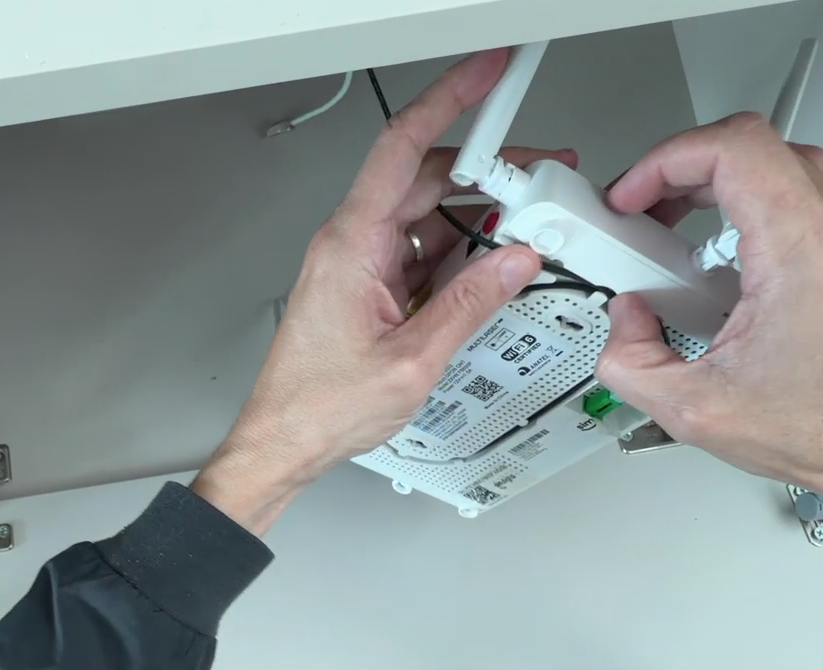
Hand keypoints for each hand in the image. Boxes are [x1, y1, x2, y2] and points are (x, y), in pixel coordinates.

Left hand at [192, 50, 572, 535]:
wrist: (285, 442)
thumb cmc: (319, 407)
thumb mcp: (411, 360)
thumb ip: (468, 305)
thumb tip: (514, 263)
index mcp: (352, 246)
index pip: (402, 147)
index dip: (450, 100)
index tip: (488, 73)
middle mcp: (350, 248)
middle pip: (424, 182)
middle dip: (485, 175)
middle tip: (538, 180)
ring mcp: (358, 270)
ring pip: (426, 222)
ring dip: (473, 226)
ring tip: (521, 240)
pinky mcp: (365, 293)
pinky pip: (417, 258)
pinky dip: (453, 262)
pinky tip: (484, 278)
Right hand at [597, 112, 822, 500]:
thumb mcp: (692, 410)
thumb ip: (629, 361)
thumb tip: (624, 320)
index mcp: (805, 249)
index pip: (733, 148)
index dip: (664, 160)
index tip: (631, 195)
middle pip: (751, 149)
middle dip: (679, 175)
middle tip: (640, 216)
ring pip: (775, 172)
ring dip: (712, 196)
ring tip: (672, 248)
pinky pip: (798, 204)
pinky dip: (745, 220)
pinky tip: (717, 274)